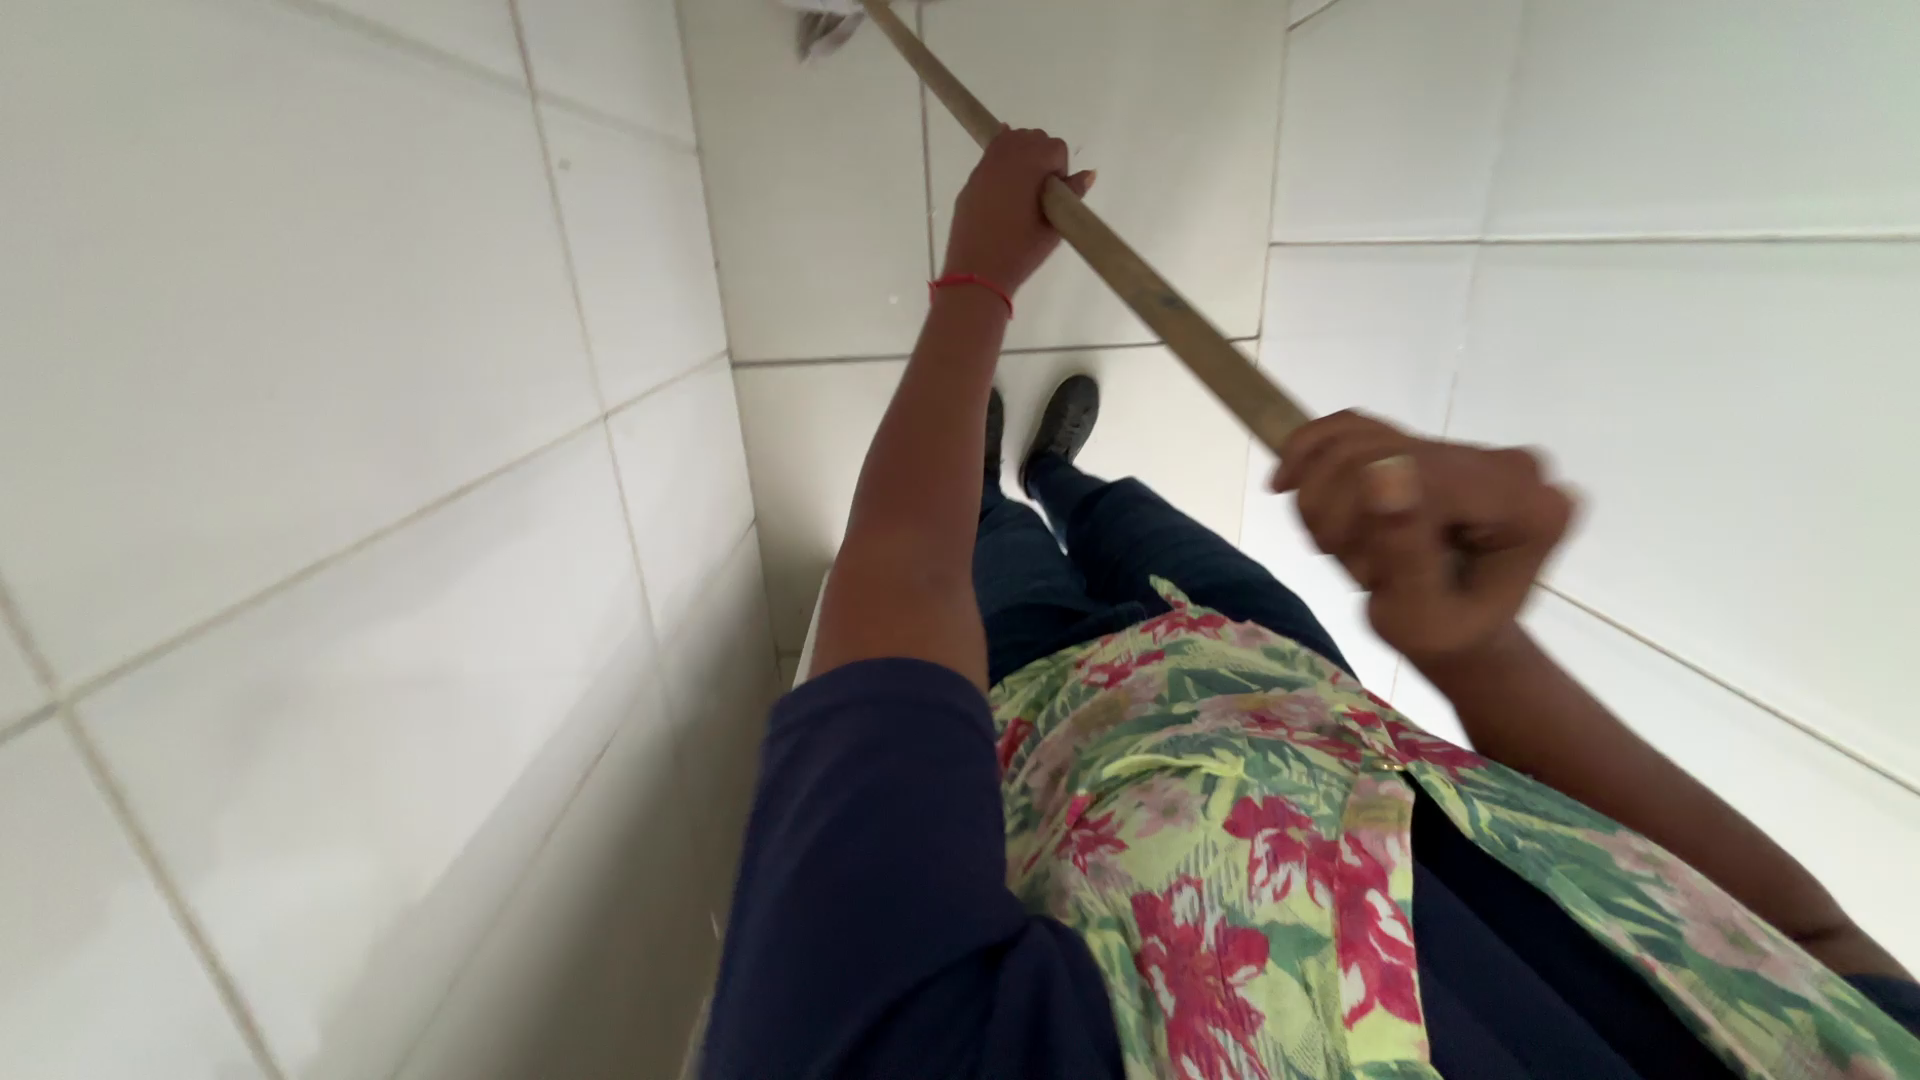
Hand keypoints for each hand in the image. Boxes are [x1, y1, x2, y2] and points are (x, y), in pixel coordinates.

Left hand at [942, 126, 1094, 293]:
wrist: (977, 274)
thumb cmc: (1019, 253)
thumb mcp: (1052, 227)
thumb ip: (1071, 195)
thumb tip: (1089, 174)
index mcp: (1030, 164)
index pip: (1056, 147)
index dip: (1060, 170)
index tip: (1054, 196)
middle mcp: (1006, 156)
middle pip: (1032, 138)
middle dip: (1041, 158)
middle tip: (1040, 193)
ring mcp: (985, 167)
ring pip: (1009, 141)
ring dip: (1022, 156)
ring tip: (1023, 189)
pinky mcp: (971, 181)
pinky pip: (990, 157)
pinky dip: (1001, 161)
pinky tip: (1005, 179)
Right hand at [1270, 411, 1575, 667]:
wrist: (1455, 628)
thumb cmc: (1443, 634)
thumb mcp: (1420, 615)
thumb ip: (1405, 548)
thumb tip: (1384, 472)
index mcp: (1526, 505)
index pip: (1415, 473)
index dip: (1358, 514)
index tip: (1353, 569)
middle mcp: (1507, 464)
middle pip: (1377, 451)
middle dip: (1335, 512)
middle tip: (1345, 562)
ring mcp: (1467, 448)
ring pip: (1353, 438)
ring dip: (1319, 495)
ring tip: (1337, 544)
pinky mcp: (1429, 443)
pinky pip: (1351, 426)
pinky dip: (1308, 454)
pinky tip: (1287, 483)